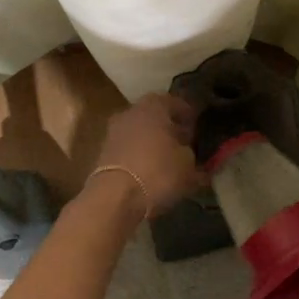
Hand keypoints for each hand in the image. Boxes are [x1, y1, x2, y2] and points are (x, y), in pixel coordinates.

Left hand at [93, 93, 201, 218]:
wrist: (114, 197)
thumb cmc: (158, 172)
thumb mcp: (188, 164)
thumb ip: (191, 154)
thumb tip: (188, 153)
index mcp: (153, 106)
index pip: (174, 102)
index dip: (187, 114)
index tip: (197, 126)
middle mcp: (129, 113)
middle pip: (153, 116)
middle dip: (168, 128)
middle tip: (183, 143)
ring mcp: (112, 133)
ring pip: (138, 133)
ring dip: (151, 143)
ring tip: (167, 160)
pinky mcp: (102, 155)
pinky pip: (127, 151)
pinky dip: (138, 157)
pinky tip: (149, 172)